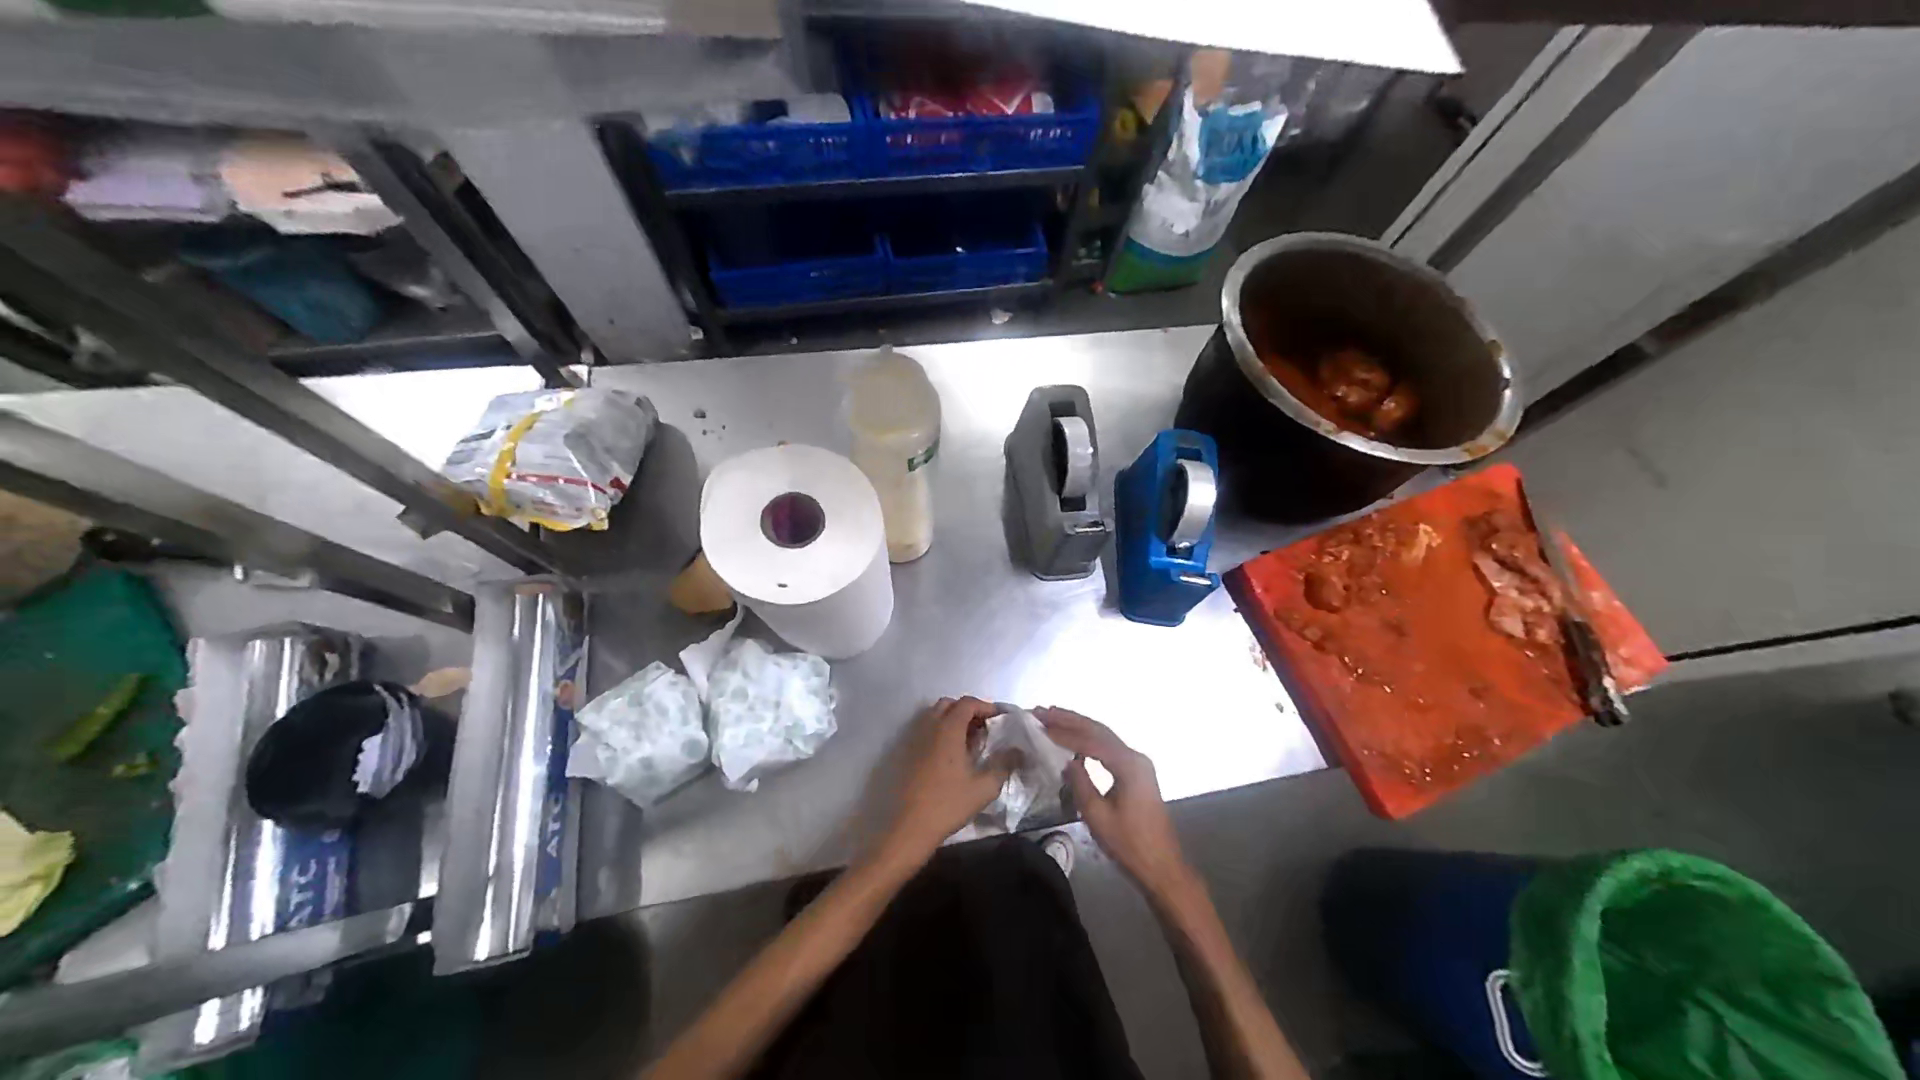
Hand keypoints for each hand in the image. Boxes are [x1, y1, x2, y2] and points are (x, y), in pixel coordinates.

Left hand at [878, 696, 1018, 864]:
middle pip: (949, 704)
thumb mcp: (984, 787)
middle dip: (968, 710)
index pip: (967, 703)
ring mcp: (914, 738)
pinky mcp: (906, 752)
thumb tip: (1019, 751)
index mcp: (948, 729)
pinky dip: (940, 731)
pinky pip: (925, 730)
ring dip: (953, 720)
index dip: (985, 706)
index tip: (1000, 718)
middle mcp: (929, 727)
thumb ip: (1003, 764)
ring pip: (934, 716)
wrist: (910, 825)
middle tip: (984, 728)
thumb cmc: (949, 803)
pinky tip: (951, 754)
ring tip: (969, 741)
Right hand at [1038, 707, 1192, 899]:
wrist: (1161, 866)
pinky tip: (1074, 738)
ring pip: (1104, 736)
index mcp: (1129, 764)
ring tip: (1053, 717)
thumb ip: (1080, 783)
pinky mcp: (1136, 773)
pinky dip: (1089, 739)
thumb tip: (1068, 762)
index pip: (1091, 740)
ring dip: (1078, 726)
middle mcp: (1135, 757)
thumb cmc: (1129, 844)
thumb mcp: (1098, 816)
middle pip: (1099, 730)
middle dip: (1070, 720)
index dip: (1065, 733)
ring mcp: (1138, 764)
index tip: (1041, 726)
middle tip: (1043, 711)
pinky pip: (1109, 748)